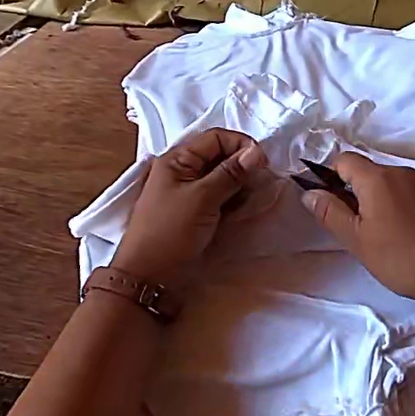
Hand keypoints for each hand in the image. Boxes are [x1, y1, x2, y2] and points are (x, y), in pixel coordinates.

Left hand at [111, 129, 265, 284]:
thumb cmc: (171, 232)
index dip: (241, 145)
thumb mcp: (202, 198)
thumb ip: (230, 173)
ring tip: (258, 198)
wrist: (149, 277)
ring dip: (242, 185)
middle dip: (244, 166)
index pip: (216, 138)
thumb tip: (256, 152)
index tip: (264, 163)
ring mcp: (190, 194)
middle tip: (264, 182)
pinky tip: (248, 209)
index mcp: (178, 160)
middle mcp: (184, 172)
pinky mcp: (197, 214)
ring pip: (224, 179)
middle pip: (221, 157)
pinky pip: (221, 199)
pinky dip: (235, 201)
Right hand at [300, 152, 414, 307]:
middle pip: (370, 172)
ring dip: (383, 199)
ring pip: (393, 183)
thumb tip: (310, 192)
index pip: (344, 160)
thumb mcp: (356, 239)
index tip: (331, 203)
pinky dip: (406, 205)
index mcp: (376, 178)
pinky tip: (411, 233)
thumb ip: (329, 212)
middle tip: (358, 227)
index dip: (331, 177)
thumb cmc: (401, 258)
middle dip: (358, 192)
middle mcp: (402, 172)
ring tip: (387, 233)